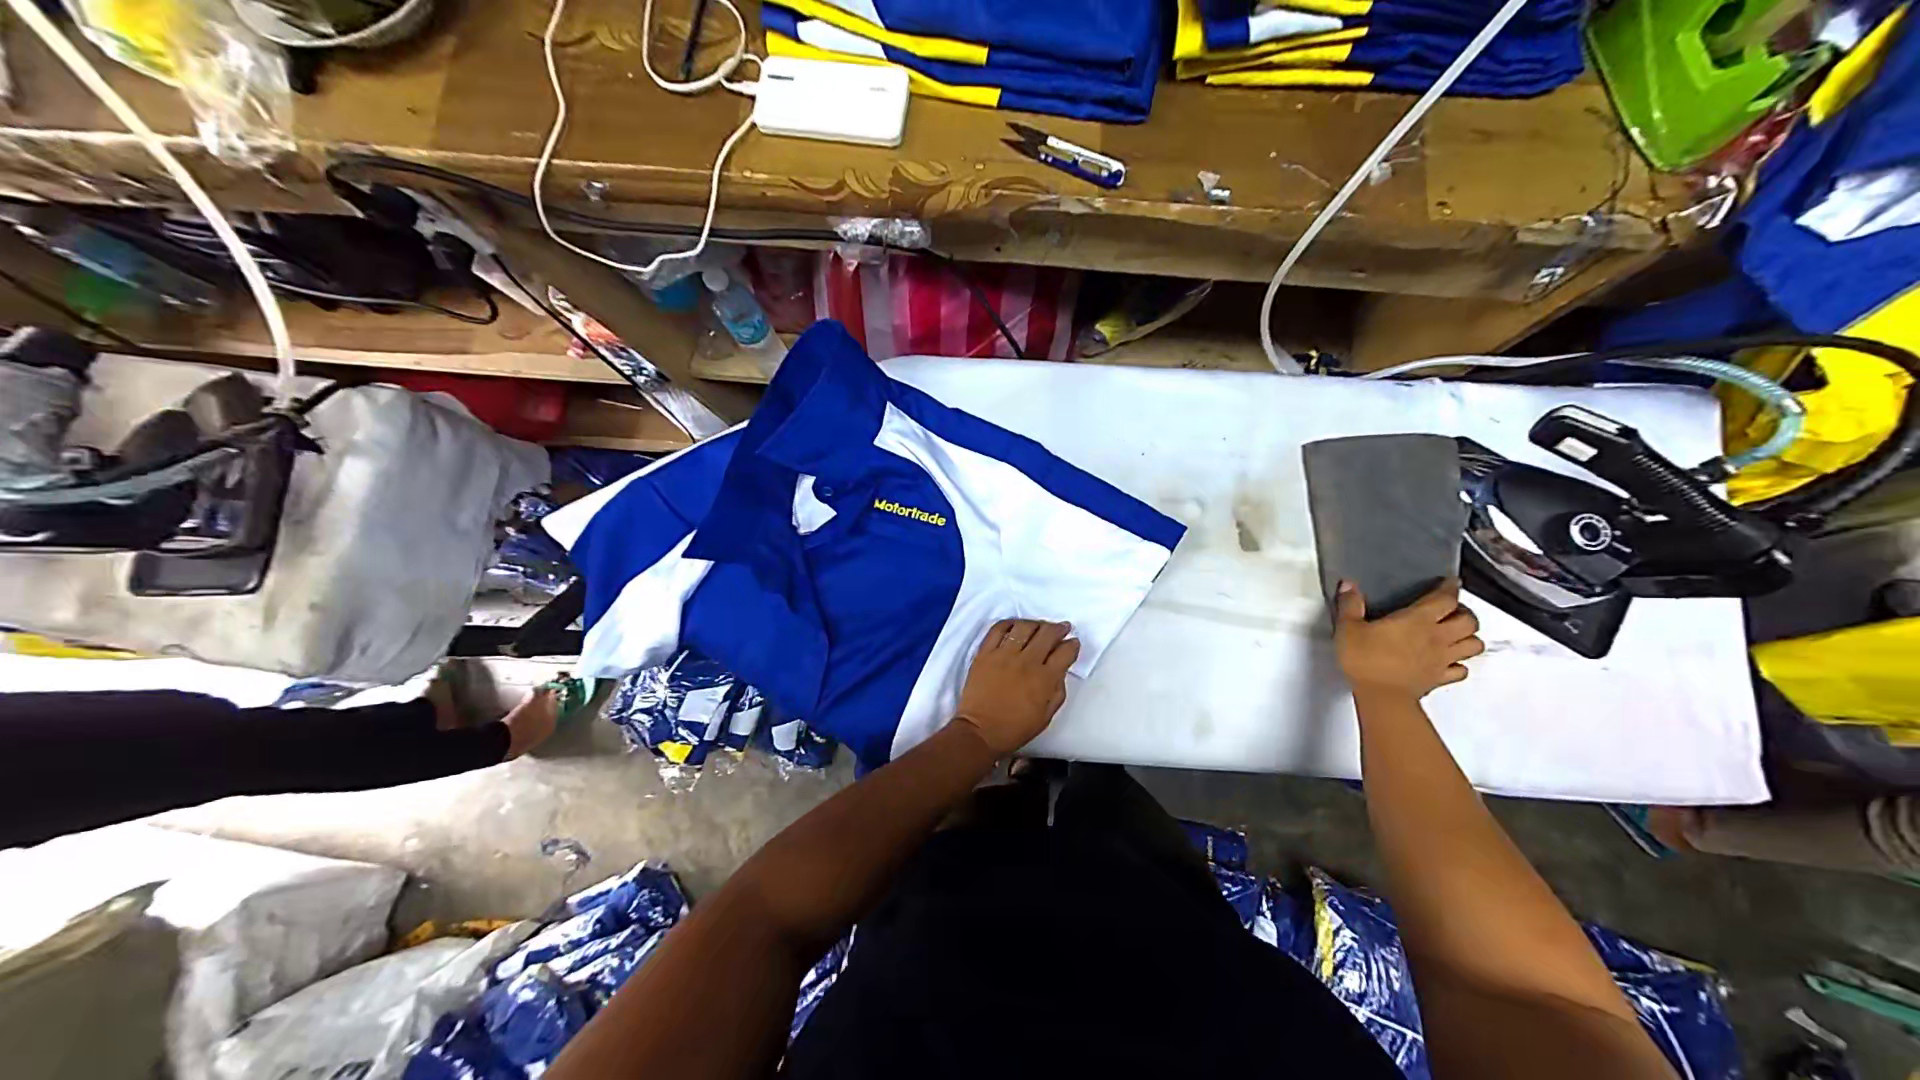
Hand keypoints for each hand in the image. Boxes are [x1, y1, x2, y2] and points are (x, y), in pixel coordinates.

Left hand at [953, 619, 1080, 753]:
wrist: (981, 731)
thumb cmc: (1015, 728)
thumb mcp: (1046, 715)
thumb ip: (1057, 690)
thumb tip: (1060, 671)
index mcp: (1044, 679)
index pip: (1065, 652)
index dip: (1072, 645)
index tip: (1072, 643)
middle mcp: (1026, 662)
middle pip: (1047, 634)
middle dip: (1059, 629)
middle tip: (1062, 628)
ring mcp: (1004, 655)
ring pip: (1024, 627)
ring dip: (1036, 624)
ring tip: (1039, 627)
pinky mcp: (985, 653)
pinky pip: (997, 629)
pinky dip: (1009, 623)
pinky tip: (1015, 626)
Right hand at [1334, 578, 1483, 701]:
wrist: (1381, 697)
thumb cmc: (1366, 660)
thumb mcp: (1348, 628)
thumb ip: (1350, 605)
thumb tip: (1348, 585)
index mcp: (1418, 620)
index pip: (1445, 598)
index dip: (1450, 587)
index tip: (1450, 582)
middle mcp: (1437, 637)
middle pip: (1469, 621)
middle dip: (1464, 613)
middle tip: (1451, 611)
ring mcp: (1442, 659)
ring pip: (1474, 644)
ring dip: (1468, 637)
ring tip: (1455, 634)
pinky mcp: (1440, 678)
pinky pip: (1461, 670)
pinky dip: (1460, 664)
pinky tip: (1448, 661)